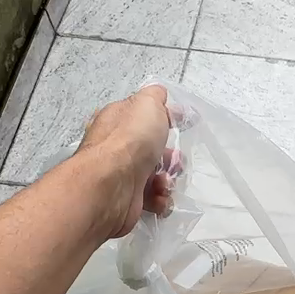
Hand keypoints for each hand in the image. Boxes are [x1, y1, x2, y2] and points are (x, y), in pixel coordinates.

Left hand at [73, 84, 174, 239]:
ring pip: (156, 175)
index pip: (143, 117)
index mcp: (118, 121)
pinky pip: (152, 198)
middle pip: (152, 149)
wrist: (111, 185)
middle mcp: (116, 147)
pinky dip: (160, 199)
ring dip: (168, 178)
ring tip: (165, 182)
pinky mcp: (127, 199)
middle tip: (174, 160)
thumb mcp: (147, 104)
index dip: (164, 119)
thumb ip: (155, 96)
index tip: (182, 123)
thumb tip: (159, 94)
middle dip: (170, 155)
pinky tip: (159, 196)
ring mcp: (120, 174)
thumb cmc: (130, 140)